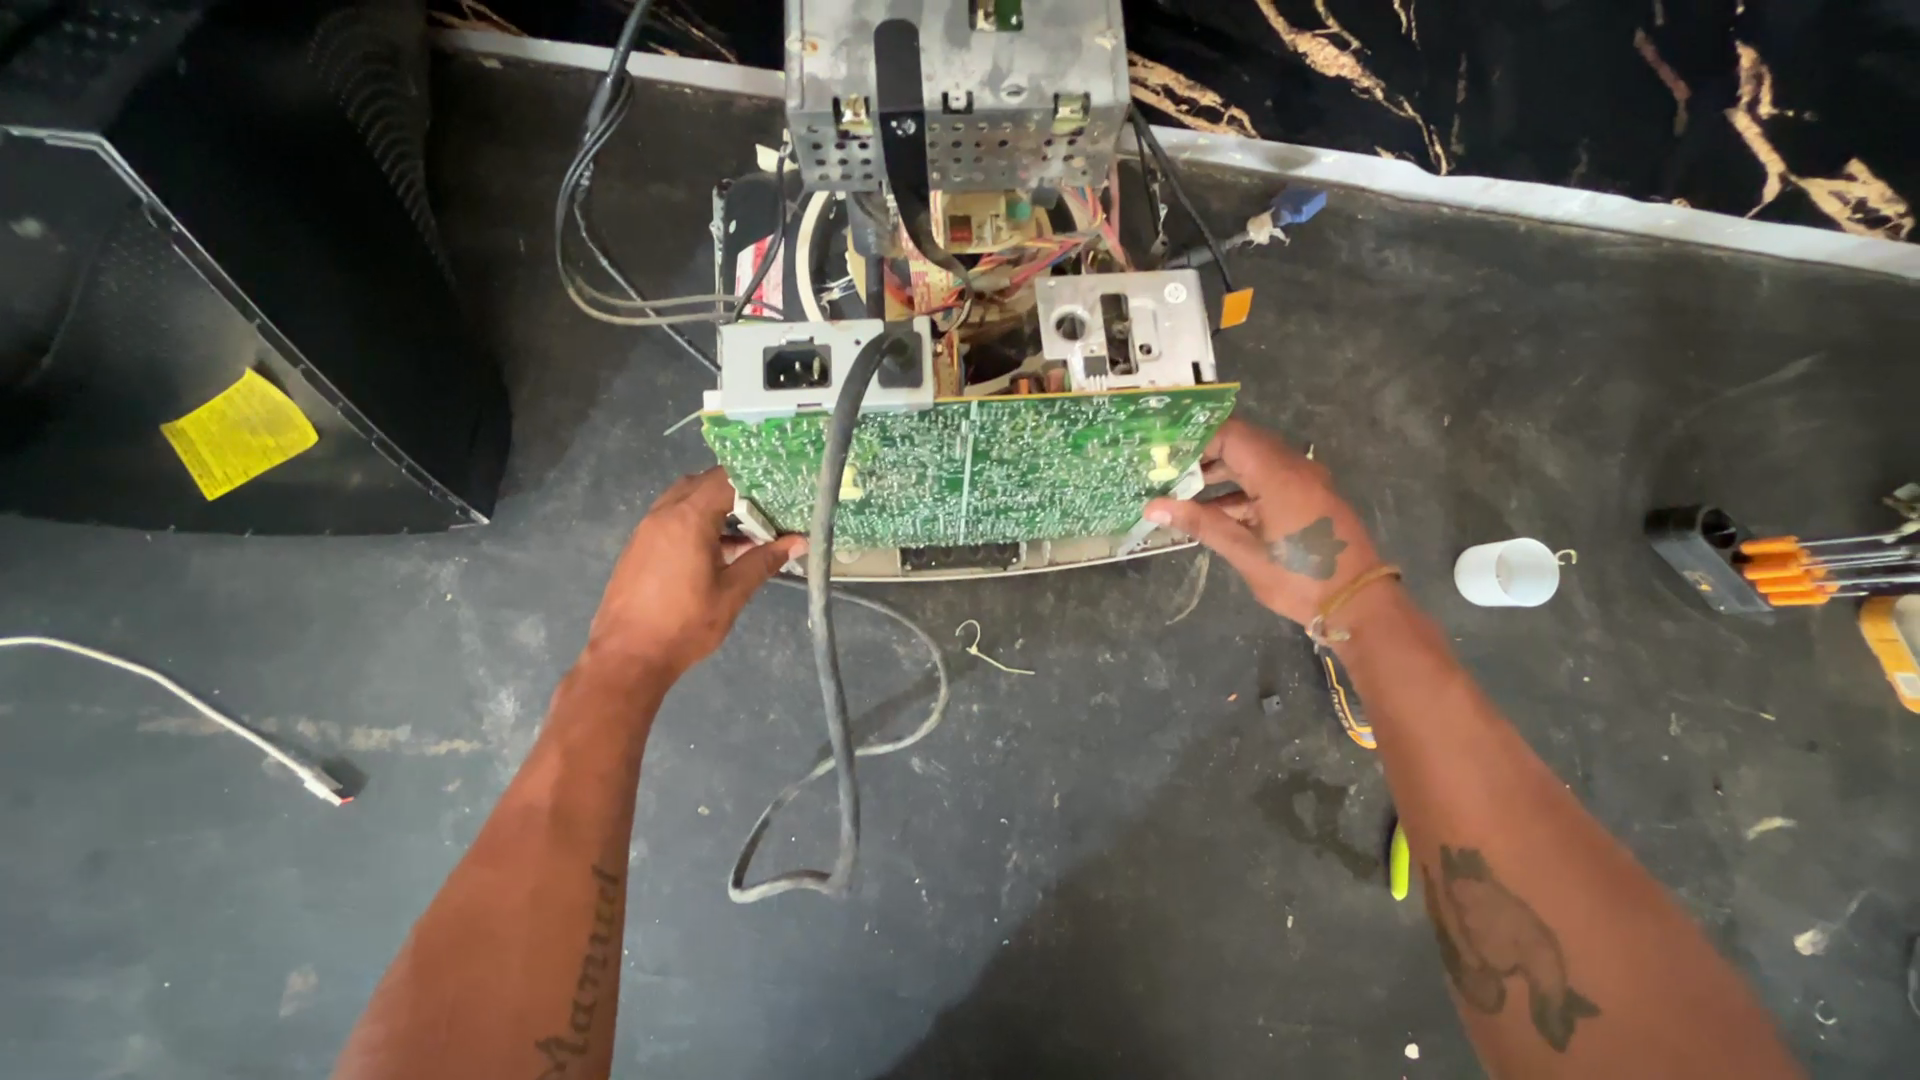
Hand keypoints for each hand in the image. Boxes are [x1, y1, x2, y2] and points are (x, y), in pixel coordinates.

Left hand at [583, 468, 805, 682]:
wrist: (627, 657)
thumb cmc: (685, 624)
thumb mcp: (733, 592)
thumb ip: (764, 561)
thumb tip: (798, 542)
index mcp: (688, 519)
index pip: (725, 480)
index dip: (754, 482)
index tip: (779, 491)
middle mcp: (663, 514)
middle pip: (702, 483)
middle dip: (734, 491)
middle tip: (765, 509)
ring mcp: (646, 530)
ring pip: (684, 500)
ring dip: (713, 507)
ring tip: (745, 530)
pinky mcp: (638, 547)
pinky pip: (670, 519)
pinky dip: (695, 522)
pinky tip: (716, 550)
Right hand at [1146, 418, 1381, 624]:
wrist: (1357, 602)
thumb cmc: (1298, 577)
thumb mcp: (1243, 551)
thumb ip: (1199, 522)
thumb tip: (1152, 507)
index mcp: (1278, 474)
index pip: (1230, 435)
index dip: (1195, 439)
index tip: (1163, 453)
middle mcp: (1294, 467)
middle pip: (1242, 444)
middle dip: (1203, 456)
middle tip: (1166, 470)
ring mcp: (1305, 482)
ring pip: (1255, 463)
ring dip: (1220, 474)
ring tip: (1181, 491)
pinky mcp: (1308, 498)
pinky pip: (1268, 481)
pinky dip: (1240, 490)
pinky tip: (1212, 511)